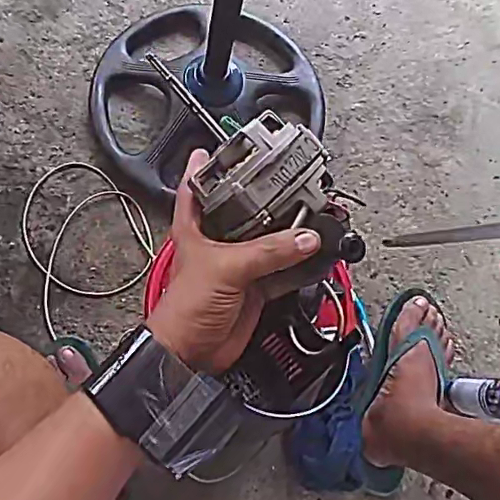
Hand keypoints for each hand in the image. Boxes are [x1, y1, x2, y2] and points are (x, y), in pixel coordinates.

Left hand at [146, 149, 320, 371]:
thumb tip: (304, 238)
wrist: (192, 353)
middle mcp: (217, 241)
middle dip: (266, 199)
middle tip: (289, 181)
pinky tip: (314, 254)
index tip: (228, 146)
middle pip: (244, 211)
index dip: (210, 164)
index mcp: (196, 227)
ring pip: (269, 240)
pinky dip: (299, 264)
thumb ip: (268, 251)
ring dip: (289, 233)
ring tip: (311, 214)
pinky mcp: (255, 287)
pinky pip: (282, 269)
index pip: (198, 185)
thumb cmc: (185, 308)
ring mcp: (238, 264)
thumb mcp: (226, 268)